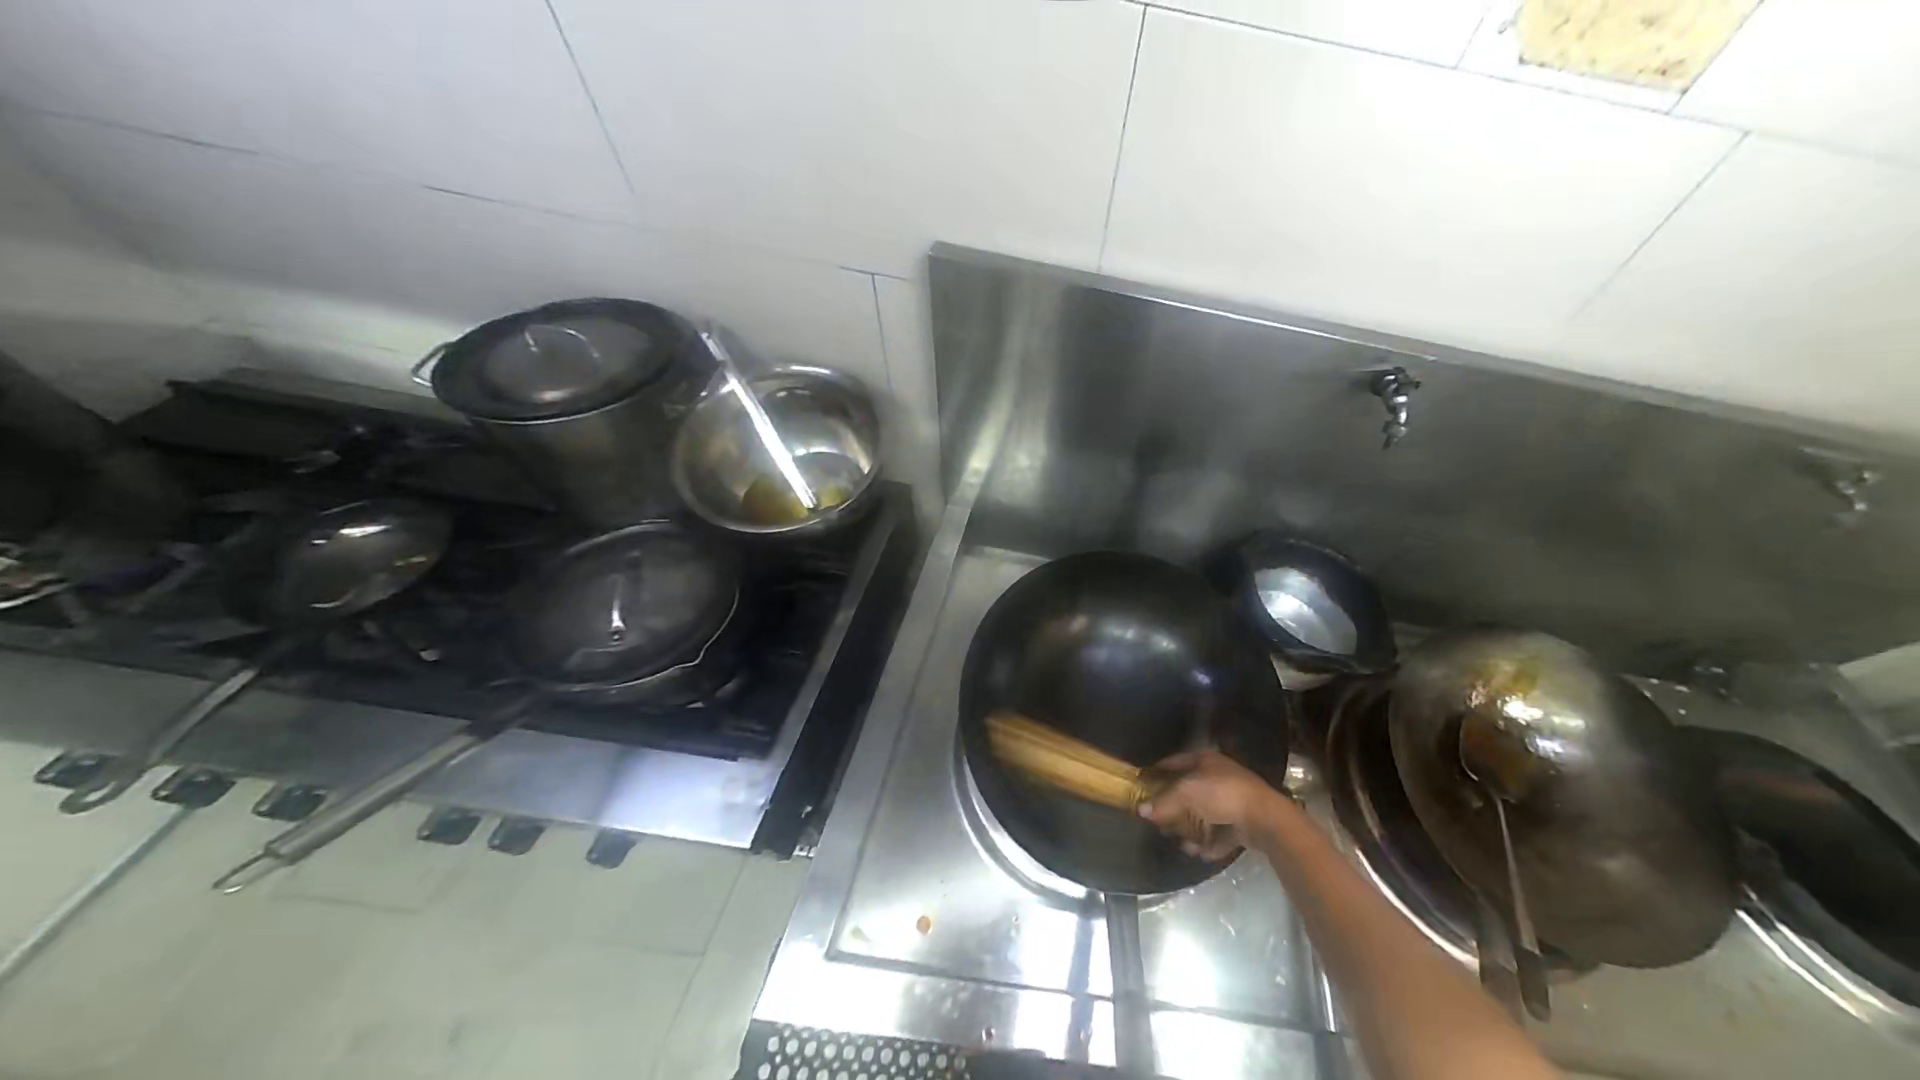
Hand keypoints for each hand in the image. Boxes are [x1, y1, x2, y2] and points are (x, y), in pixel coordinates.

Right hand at [1138, 749, 1286, 861]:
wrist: (1265, 818)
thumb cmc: (1221, 794)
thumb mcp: (1186, 793)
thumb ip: (1163, 801)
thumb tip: (1141, 810)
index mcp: (1205, 761)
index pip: (1174, 762)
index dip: (1158, 772)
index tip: (1143, 786)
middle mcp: (1218, 777)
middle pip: (1188, 792)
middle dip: (1174, 810)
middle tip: (1160, 822)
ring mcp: (1231, 801)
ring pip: (1204, 815)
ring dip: (1192, 831)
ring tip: (1183, 844)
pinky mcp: (1242, 823)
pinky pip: (1219, 833)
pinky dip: (1210, 843)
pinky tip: (1201, 852)